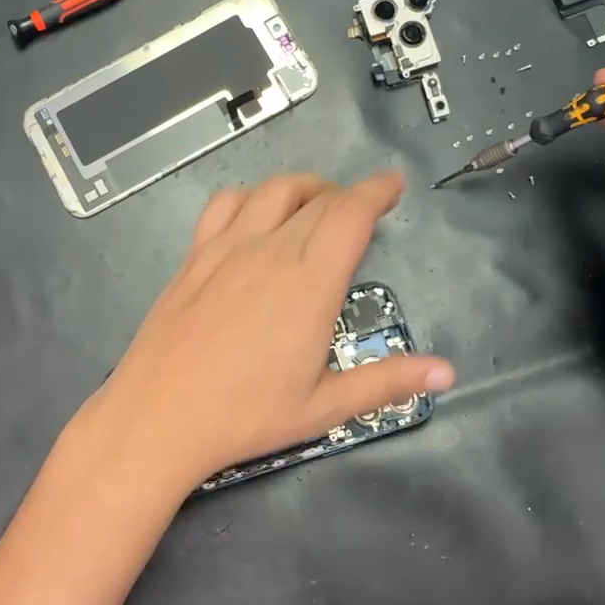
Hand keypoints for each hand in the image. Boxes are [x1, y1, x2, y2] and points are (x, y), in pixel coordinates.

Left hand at [75, 172, 454, 486]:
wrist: (158, 418)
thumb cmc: (245, 417)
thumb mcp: (324, 407)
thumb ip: (386, 381)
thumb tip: (447, 372)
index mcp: (309, 283)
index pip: (351, 214)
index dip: (377, 191)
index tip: (393, 186)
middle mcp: (269, 252)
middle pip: (317, 199)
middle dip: (347, 195)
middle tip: (362, 209)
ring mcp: (224, 250)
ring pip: (270, 191)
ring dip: (302, 188)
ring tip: (315, 204)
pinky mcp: (193, 258)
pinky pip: (223, 206)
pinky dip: (249, 197)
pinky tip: (253, 216)